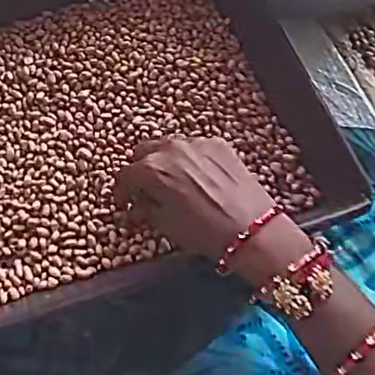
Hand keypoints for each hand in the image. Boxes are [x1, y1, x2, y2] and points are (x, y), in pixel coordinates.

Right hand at [115, 137, 281, 259]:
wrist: (252, 230)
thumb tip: (137, 204)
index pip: (125, 174)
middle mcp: (171, 148)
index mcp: (152, 169)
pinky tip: (199, 178)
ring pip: (170, 146)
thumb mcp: (166, 225)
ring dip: (165, 161)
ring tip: (174, 181)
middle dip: (141, 169)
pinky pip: (195, 147)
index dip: (122, 190)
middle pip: (144, 151)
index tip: (125, 201)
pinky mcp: (218, 144)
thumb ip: (145, 208)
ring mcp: (196, 143)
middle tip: (147, 188)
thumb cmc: (204, 232)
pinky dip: (191, 159)